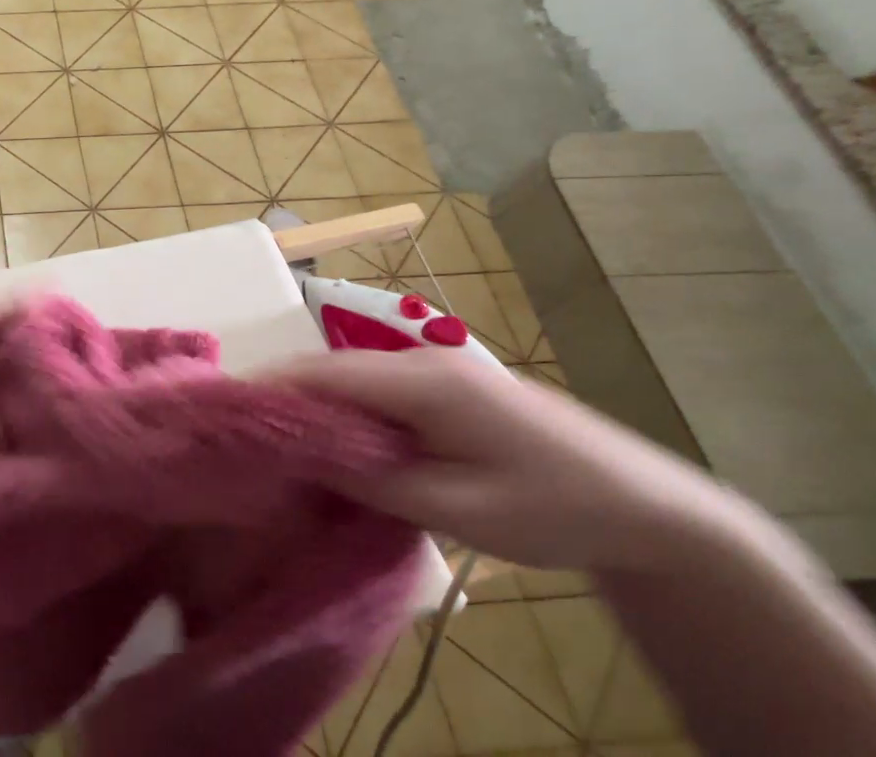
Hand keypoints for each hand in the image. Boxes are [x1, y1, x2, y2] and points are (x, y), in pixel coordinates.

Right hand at [276, 349, 755, 574]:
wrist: (654, 512)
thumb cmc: (553, 509)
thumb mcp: (454, 505)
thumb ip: (370, 477)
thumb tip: (298, 455)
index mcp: (424, 381)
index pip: (323, 371)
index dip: (268, 388)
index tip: (221, 413)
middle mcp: (426, 362)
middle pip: (333, 370)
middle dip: (283, 398)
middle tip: (240, 435)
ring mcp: (443, 374)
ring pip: (355, 382)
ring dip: (314, 408)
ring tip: (273, 443)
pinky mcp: (455, 393)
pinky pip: (380, 395)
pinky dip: (347, 415)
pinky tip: (333, 446)